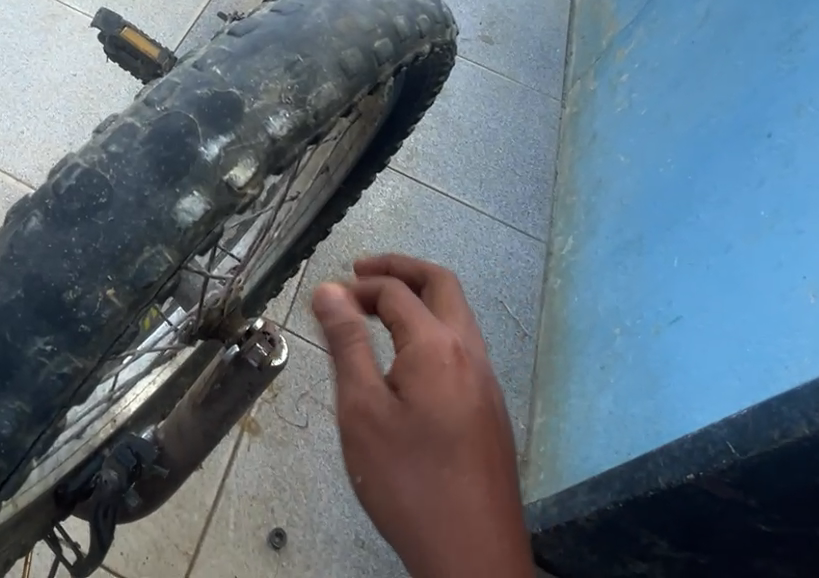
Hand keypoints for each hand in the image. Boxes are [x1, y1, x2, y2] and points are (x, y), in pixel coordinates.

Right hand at [310, 255, 534, 577]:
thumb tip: (329, 289)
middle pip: (441, 284)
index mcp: (438, 346)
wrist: (474, 557)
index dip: (359, 285)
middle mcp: (471, 352)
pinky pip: (462, 346)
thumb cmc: (408, 482)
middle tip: (361, 271)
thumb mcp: (362, 410)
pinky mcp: (491, 409)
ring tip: (377, 310)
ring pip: (457, 315)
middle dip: (400, 269)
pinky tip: (406, 359)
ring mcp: (488, 381)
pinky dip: (431, 328)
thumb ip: (347, 343)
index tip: (326, 295)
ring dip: (418, 298)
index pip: (396, 291)